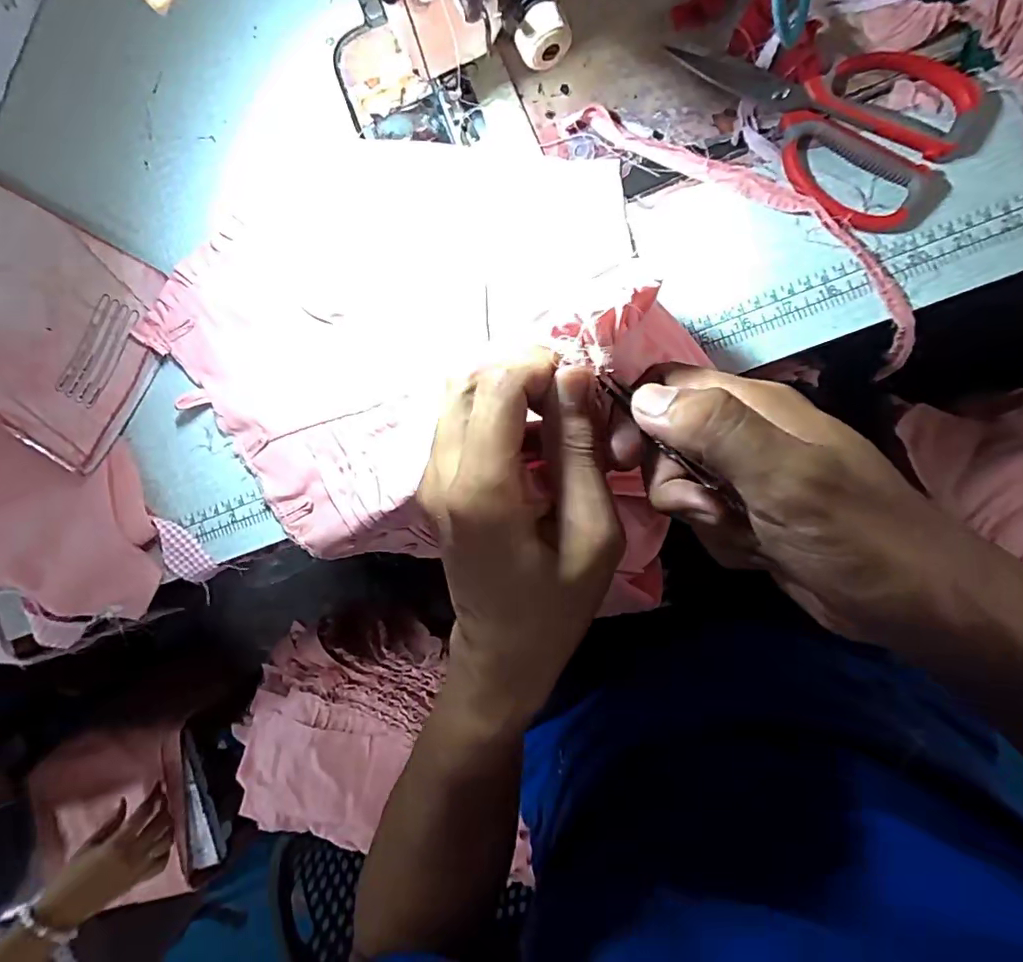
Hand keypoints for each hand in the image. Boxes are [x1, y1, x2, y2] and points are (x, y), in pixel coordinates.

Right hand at [35, 787, 173, 929]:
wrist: (63, 910)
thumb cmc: (70, 876)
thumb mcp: (87, 846)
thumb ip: (110, 823)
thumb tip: (125, 802)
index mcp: (118, 843)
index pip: (144, 813)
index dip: (154, 797)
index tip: (158, 786)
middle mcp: (134, 853)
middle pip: (160, 824)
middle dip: (165, 807)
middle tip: (163, 799)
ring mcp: (140, 867)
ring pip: (166, 841)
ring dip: (170, 826)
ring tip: (166, 817)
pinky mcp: (140, 880)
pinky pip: (162, 862)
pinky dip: (167, 850)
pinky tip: (163, 842)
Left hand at [419, 349, 624, 725]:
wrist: (500, 654)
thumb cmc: (556, 604)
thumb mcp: (593, 532)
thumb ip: (580, 450)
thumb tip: (574, 375)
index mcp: (482, 488)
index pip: (497, 384)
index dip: (540, 367)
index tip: (580, 388)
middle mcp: (441, 472)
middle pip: (472, 380)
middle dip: (525, 373)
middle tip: (571, 401)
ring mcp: (429, 476)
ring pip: (461, 395)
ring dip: (511, 392)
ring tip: (556, 422)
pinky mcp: (433, 482)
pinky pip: (458, 422)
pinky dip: (497, 414)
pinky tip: (533, 445)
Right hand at [615, 366, 972, 643]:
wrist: (912, 605)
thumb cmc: (856, 534)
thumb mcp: (784, 476)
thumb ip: (715, 430)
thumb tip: (644, 398)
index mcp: (755, 405)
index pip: (671, 384)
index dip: (637, 412)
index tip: (621, 457)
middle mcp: (747, 434)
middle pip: (667, 440)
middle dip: (674, 480)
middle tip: (709, 506)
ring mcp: (750, 480)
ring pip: (683, 487)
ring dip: (703, 519)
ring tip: (747, 534)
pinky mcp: (754, 520)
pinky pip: (707, 524)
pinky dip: (724, 543)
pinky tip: (760, 555)